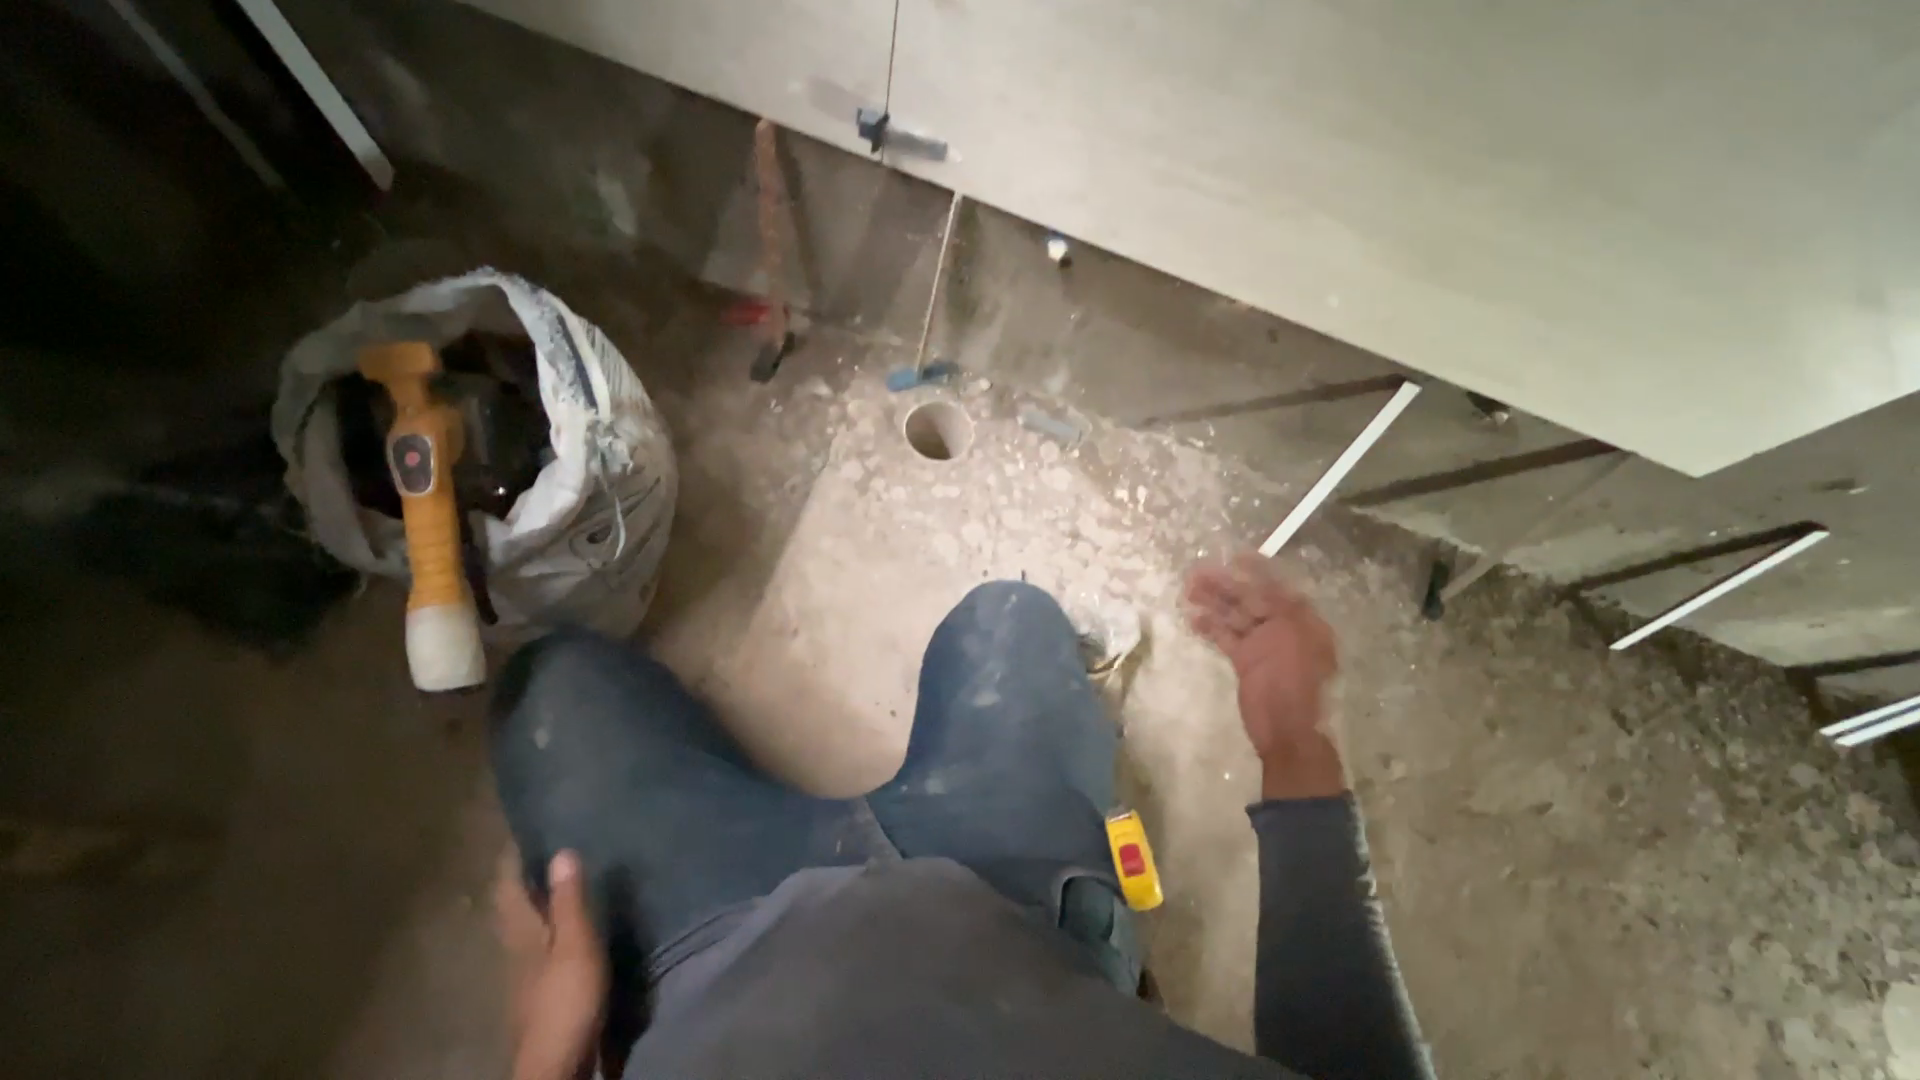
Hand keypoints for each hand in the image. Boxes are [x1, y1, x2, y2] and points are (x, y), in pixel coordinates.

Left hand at [496, 849, 607, 1079]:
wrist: (555, 1063)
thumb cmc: (565, 998)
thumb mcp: (575, 944)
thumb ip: (569, 901)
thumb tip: (561, 851)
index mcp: (521, 931)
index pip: (508, 885)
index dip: (513, 857)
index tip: (522, 828)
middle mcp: (515, 946)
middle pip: (510, 904)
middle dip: (520, 876)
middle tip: (538, 847)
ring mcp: (524, 970)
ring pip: (522, 923)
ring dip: (533, 899)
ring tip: (551, 877)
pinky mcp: (537, 988)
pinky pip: (537, 942)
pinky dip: (546, 922)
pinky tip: (560, 923)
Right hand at [1184, 554, 1345, 799]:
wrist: (1288, 733)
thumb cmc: (1296, 684)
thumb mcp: (1294, 638)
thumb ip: (1280, 607)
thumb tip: (1263, 579)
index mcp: (1304, 621)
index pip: (1277, 587)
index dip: (1257, 570)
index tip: (1234, 555)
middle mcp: (1284, 628)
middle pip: (1252, 599)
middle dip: (1226, 584)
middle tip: (1197, 572)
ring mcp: (1264, 646)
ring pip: (1236, 616)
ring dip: (1213, 602)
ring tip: (1187, 589)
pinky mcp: (1246, 662)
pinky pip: (1227, 638)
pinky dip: (1210, 627)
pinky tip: (1191, 617)